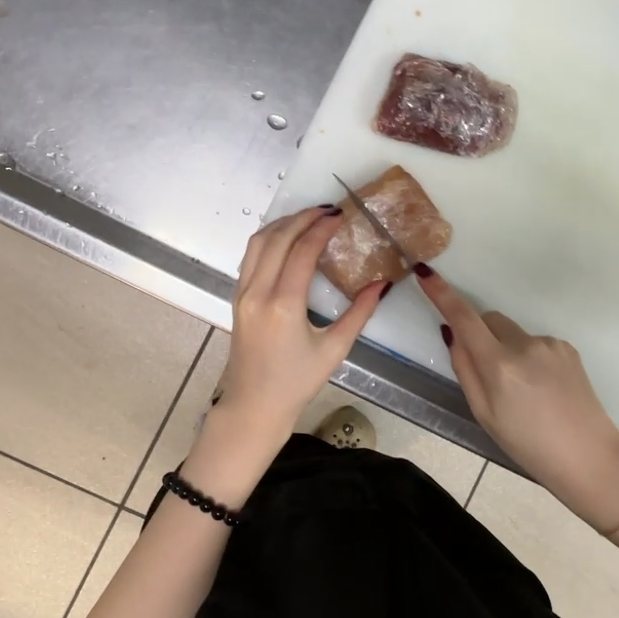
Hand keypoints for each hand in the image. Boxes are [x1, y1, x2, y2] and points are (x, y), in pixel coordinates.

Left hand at [213, 206, 387, 450]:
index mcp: (283, 305)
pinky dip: (268, 240)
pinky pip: (250, 258)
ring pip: (258, 243)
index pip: (302, 251)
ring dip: (282, 225)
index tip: (340, 215)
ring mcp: (242, 295)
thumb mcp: (334, 349)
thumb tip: (382, 284)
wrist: (254, 406)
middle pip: (278, 238)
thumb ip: (359, 314)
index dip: (322, 228)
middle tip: (327, 210)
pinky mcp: (237, 299)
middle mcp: (258, 293)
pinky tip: (286, 239)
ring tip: (308, 218)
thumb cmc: (296, 383)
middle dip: (303, 218)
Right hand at [416, 266, 618, 528]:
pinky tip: (542, 389)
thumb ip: (465, 370)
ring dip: (507, 350)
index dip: (442, 294)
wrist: (589, 456)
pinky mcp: (567, 348)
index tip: (426, 273)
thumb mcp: (484, 414)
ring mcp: (550, 344)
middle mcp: (525, 345)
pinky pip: (535, 344)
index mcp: (500, 366)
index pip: (464, 319)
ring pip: (513, 334)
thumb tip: (453, 333)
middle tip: (487, 375)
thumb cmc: (528, 445)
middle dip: (481, 335)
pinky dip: (529, 358)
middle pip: (490, 321)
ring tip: (523, 392)